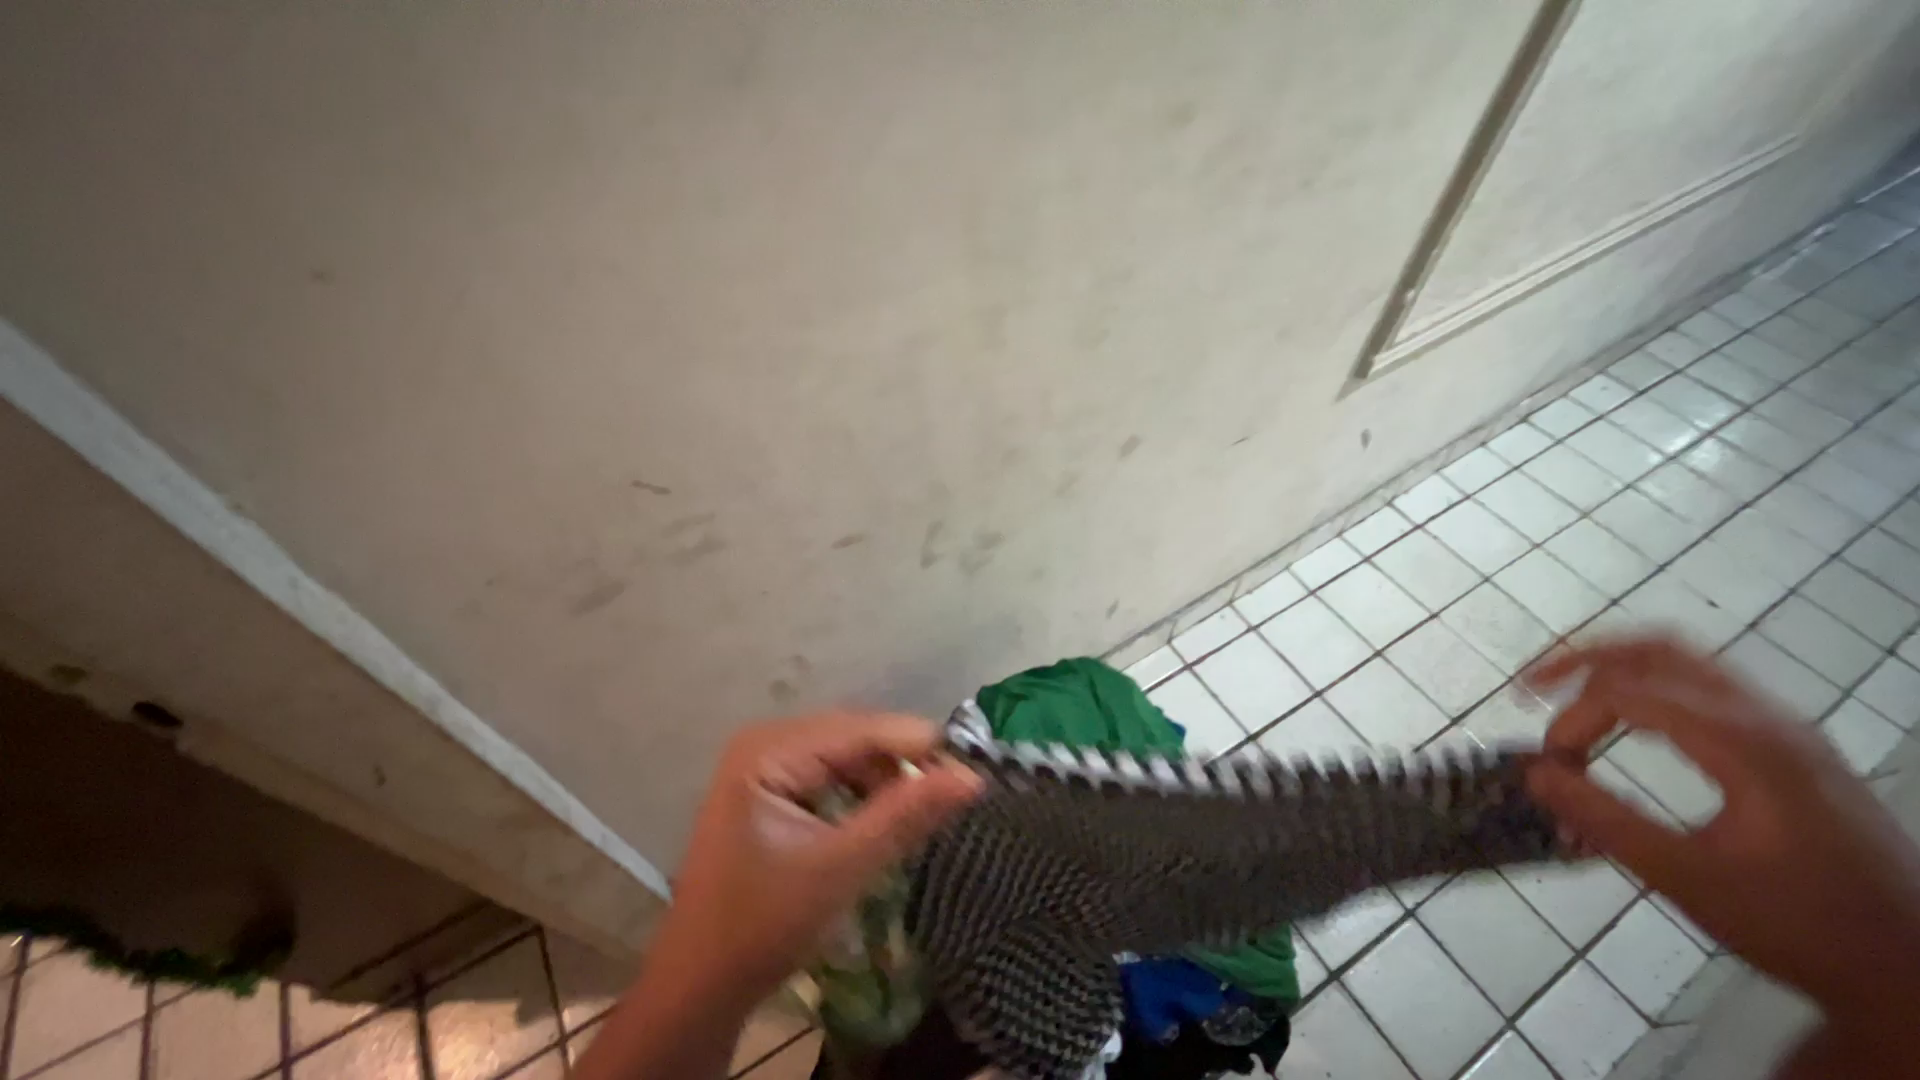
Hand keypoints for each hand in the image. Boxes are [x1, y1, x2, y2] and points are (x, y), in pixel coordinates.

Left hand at [656, 711, 983, 1004]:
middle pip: (854, 737)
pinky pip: (831, 776)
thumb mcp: (842, 869)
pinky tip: (884, 820)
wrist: (700, 983)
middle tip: (954, 796)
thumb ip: (905, 816)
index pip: (860, 729)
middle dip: (902, 764)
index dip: (918, 745)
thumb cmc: (763, 926)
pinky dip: (863, 794)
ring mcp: (763, 766)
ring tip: (923, 814)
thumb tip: (972, 776)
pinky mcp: (770, 791)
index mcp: (768, 750)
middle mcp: (764, 743)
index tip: (973, 771)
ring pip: (846, 756)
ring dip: (886, 780)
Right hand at [1524, 637, 1919, 1027]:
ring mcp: (1785, 729)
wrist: (1917, 970)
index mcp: (1743, 744)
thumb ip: (1602, 819)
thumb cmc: (1799, 925)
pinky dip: (1652, 689)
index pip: (1627, 694)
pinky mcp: (1791, 747)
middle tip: (1530, 687)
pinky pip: (1707, 688)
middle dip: (1583, 660)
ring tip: (1567, 695)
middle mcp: (1766, 718)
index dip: (1572, 721)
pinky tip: (1629, 725)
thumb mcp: (1686, 878)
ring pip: (1685, 661)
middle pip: (1658, 650)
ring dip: (1618, 669)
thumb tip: (1535, 773)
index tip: (1549, 769)